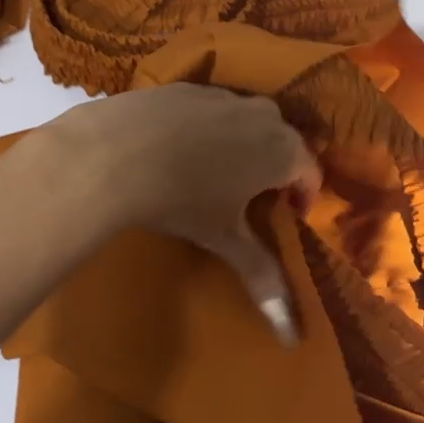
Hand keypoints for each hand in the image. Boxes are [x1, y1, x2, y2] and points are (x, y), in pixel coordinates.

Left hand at [41, 83, 320, 343]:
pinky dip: (208, 130)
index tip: (284, 219)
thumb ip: (262, 277)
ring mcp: (223, 96)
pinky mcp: (186, 87)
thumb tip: (291, 335)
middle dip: (276, 171)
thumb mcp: (224, 239)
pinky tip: (178, 153)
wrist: (112, 152)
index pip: (311, 174)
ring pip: (248, 123)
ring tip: (215, 176)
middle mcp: (263, 115)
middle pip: (284, 144)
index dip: (302, 200)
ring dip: (244, 147)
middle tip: (251, 200)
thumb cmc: (183, 199)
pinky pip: (212, 111)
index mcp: (283, 151)